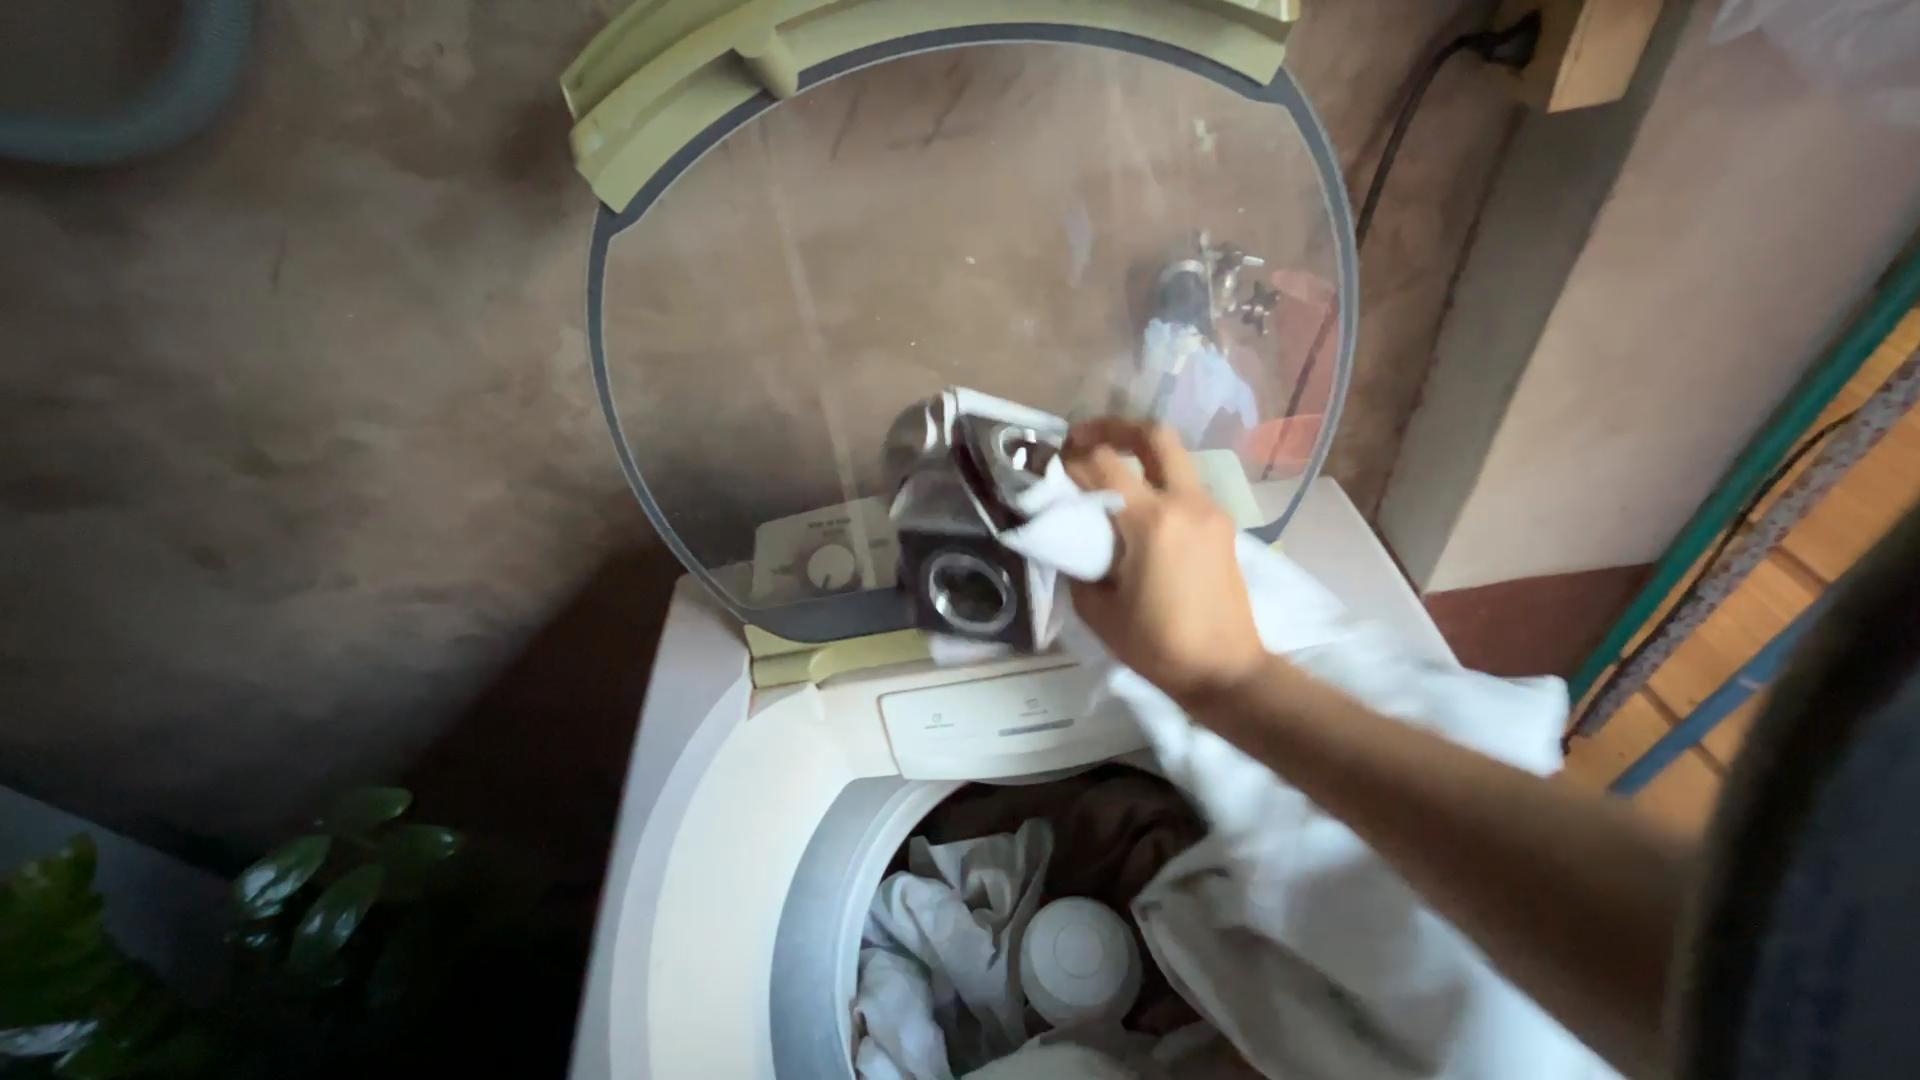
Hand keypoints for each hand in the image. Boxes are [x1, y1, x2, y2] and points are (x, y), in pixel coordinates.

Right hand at [1061, 418, 1266, 703]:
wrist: (1225, 671)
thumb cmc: (1157, 645)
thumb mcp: (1098, 610)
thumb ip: (1078, 564)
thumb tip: (1071, 538)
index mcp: (1152, 521)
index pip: (1104, 464)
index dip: (1072, 458)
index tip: (1051, 466)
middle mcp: (1186, 503)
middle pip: (1153, 435)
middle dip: (1114, 427)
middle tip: (1084, 440)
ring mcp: (1210, 511)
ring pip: (1174, 457)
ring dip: (1139, 455)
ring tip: (1108, 474)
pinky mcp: (1222, 525)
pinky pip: (1185, 485)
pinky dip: (1158, 482)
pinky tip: (1137, 510)